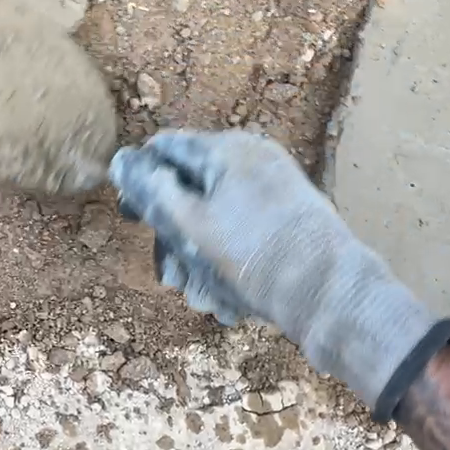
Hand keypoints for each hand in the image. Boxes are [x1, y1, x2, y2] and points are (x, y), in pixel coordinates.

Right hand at [108, 130, 449, 418]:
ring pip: (214, 218)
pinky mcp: (288, 218)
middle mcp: (251, 161)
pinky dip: (227, 263)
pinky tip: (228, 300)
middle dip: (172, 237)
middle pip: (190, 189)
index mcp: (227, 150)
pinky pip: (242, 233)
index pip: (165, 148)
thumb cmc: (251, 256)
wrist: (328, 295)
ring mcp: (273, 188)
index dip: (141, 181)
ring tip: (202, 298)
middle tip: (170, 278)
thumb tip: (120, 159)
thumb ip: (150, 190)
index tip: (132, 218)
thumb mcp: (188, 224)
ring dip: (198, 260)